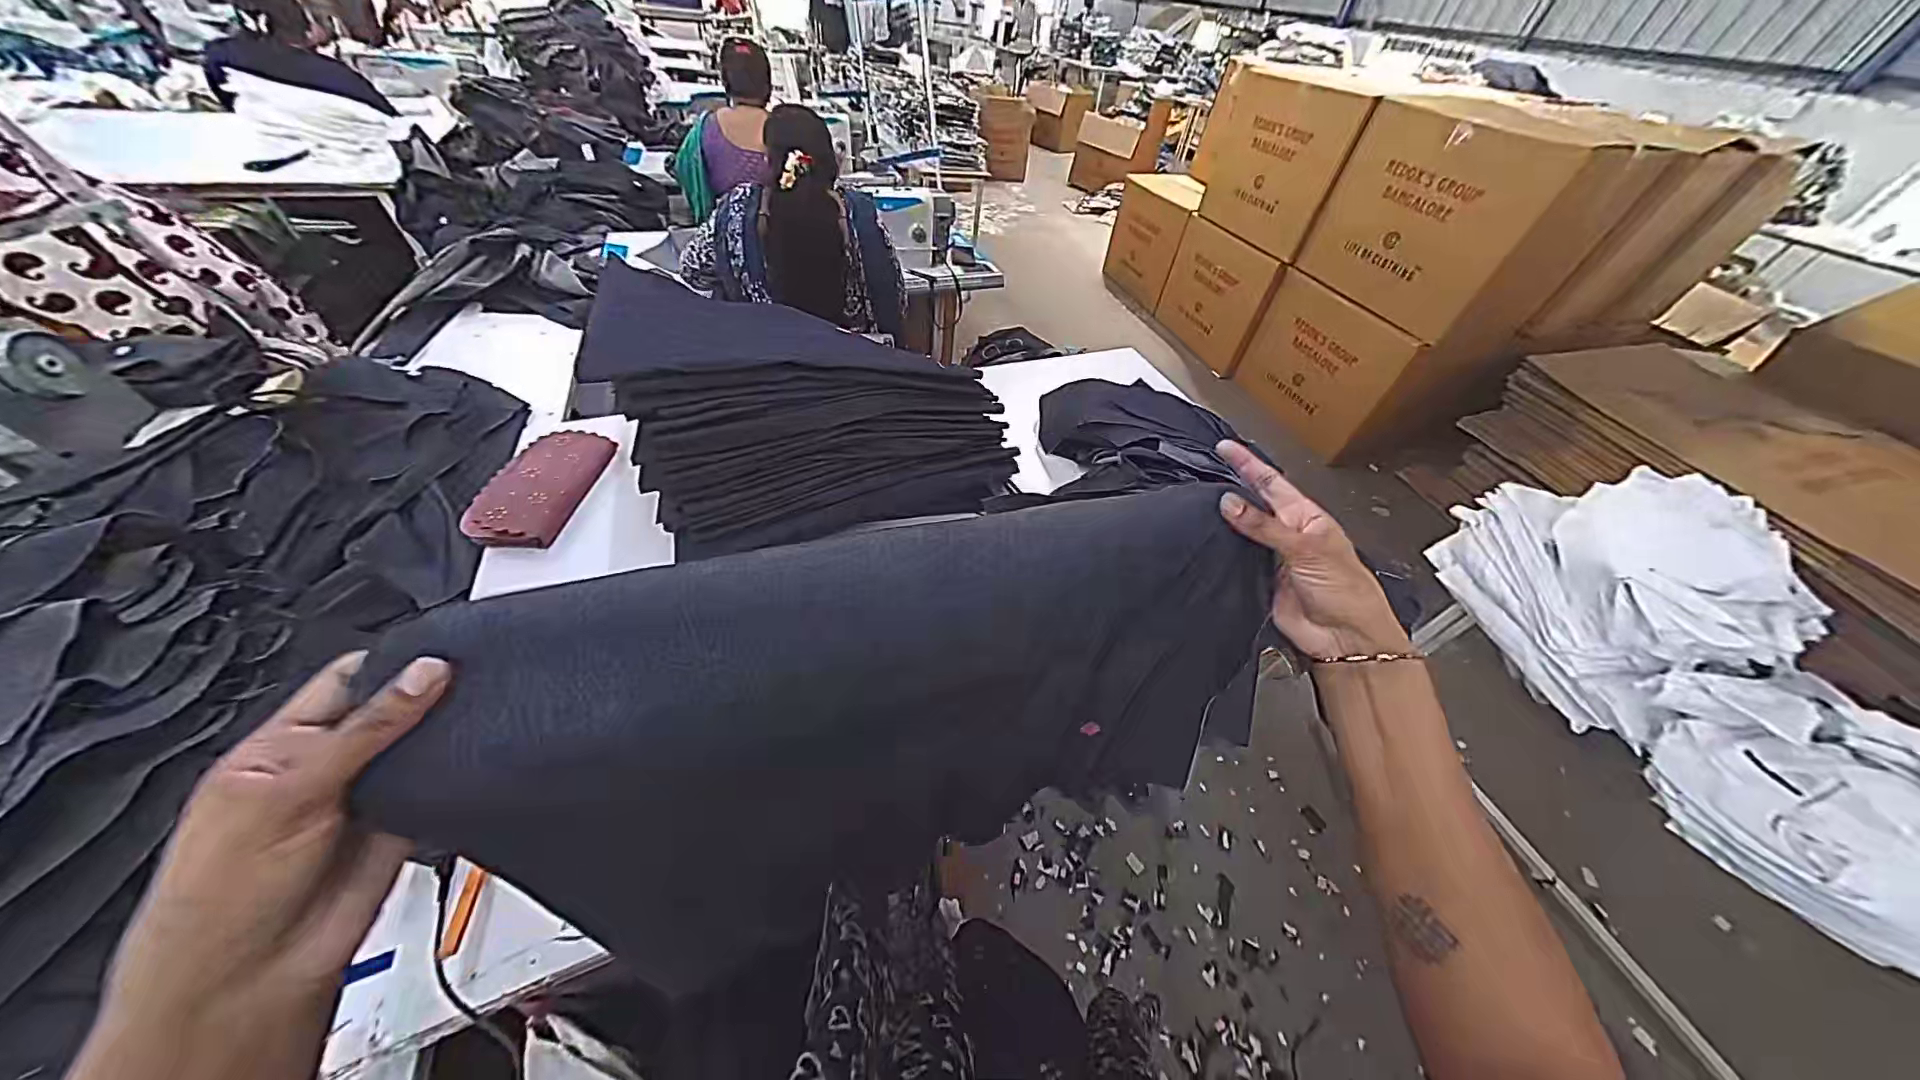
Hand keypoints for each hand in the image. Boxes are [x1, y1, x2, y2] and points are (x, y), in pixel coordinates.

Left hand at [69, 652, 450, 1079]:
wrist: (253, 981)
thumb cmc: (220, 899)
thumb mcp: (287, 795)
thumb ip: (365, 731)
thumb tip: (426, 672)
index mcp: (284, 745)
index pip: (350, 678)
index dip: (395, 660)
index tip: (441, 649)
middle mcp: (332, 763)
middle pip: (397, 706)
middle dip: (431, 692)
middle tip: (470, 677)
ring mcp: (372, 791)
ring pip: (425, 741)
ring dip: (448, 730)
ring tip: (475, 715)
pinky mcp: (409, 816)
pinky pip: (444, 778)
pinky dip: (461, 768)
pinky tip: (472, 756)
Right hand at [1215, 441, 1411, 660]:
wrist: (1345, 638)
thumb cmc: (1348, 592)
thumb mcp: (1308, 549)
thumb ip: (1266, 527)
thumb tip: (1230, 503)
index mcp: (1306, 517)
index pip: (1271, 483)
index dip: (1248, 464)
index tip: (1226, 448)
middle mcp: (1286, 534)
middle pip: (1253, 503)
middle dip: (1232, 484)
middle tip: (1208, 465)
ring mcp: (1271, 557)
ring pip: (1240, 531)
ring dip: (1222, 519)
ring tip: (1200, 500)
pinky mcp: (1258, 580)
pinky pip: (1234, 560)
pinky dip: (1219, 551)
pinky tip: (1206, 542)